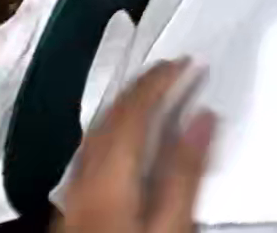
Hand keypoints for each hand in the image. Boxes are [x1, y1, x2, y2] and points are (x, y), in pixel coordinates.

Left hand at [56, 59, 216, 232]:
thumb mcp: (173, 227)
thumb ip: (187, 170)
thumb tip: (205, 113)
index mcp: (111, 180)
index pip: (135, 113)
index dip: (160, 81)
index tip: (188, 60)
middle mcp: (85, 183)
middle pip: (109, 121)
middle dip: (140, 87)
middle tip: (172, 66)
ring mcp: (72, 201)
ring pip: (94, 136)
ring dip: (124, 106)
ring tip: (152, 89)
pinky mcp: (71, 216)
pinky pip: (90, 153)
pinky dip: (112, 129)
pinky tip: (124, 135)